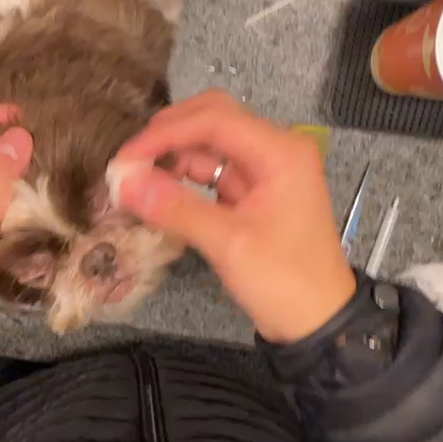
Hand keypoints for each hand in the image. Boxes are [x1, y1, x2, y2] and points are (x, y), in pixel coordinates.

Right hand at [111, 90, 356, 342]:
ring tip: (135, 180)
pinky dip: (183, 179)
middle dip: (167, 136)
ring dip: (172, 158)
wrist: (318, 321)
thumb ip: (176, 209)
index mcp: (280, 152)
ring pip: (209, 146)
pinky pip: (212, 173)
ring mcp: (264, 172)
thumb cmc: (284, 282)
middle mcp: (275, 151)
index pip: (213, 121)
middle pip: (213, 120)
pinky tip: (157, 192)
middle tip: (128, 162)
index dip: (163, 134)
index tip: (124, 159)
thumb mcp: (228, 244)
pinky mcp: (253, 195)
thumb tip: (125, 183)